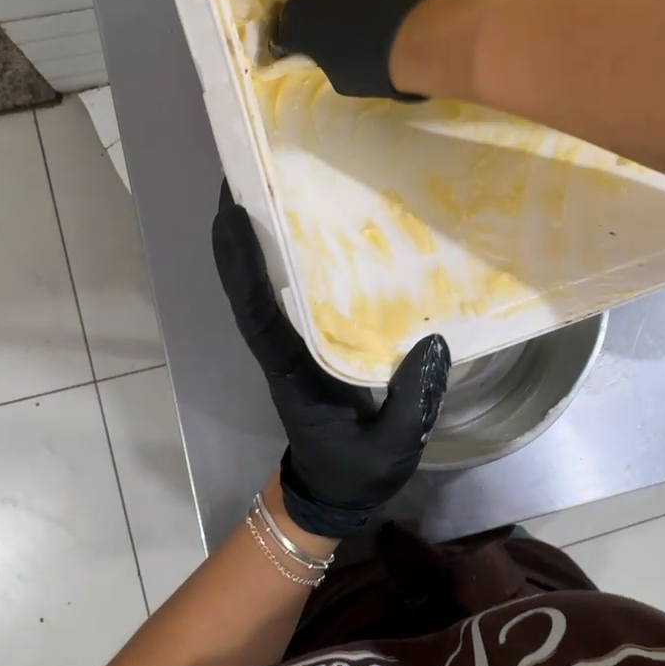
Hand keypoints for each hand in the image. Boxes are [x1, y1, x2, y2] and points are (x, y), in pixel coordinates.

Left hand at [212, 184, 449, 536]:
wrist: (332, 493)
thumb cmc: (356, 472)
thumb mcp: (393, 447)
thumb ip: (412, 400)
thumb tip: (433, 340)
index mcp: (294, 375)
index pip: (258, 315)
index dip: (242, 264)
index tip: (231, 210)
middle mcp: (283, 353)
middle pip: (249, 288)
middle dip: (238, 233)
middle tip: (244, 171)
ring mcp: (292, 349)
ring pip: (263, 288)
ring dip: (255, 240)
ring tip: (268, 184)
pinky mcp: (306, 348)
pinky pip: (287, 298)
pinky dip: (281, 261)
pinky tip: (305, 229)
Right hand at [274, 0, 451, 100]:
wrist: (413, 37)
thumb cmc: (369, 66)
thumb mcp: (337, 76)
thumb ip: (326, 58)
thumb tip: (330, 51)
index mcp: (296, 21)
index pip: (286, 34)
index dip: (295, 44)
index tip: (304, 52)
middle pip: (305, 2)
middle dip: (313, 15)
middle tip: (328, 33)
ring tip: (354, 17)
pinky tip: (374, 7)